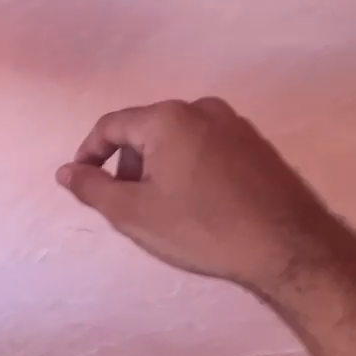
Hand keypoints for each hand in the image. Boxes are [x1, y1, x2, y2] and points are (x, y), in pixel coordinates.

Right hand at [56, 98, 353, 294]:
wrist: (288, 247)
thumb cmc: (200, 228)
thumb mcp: (132, 213)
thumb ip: (92, 187)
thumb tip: (66, 171)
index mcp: (168, 118)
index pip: (110, 126)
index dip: (89, 154)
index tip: (84, 184)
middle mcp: (202, 109)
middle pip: (144, 130)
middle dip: (126, 164)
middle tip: (125, 204)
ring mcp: (234, 124)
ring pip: (174, 139)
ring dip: (156, 167)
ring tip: (160, 208)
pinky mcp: (256, 144)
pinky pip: (203, 146)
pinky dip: (185, 168)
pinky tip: (193, 204)